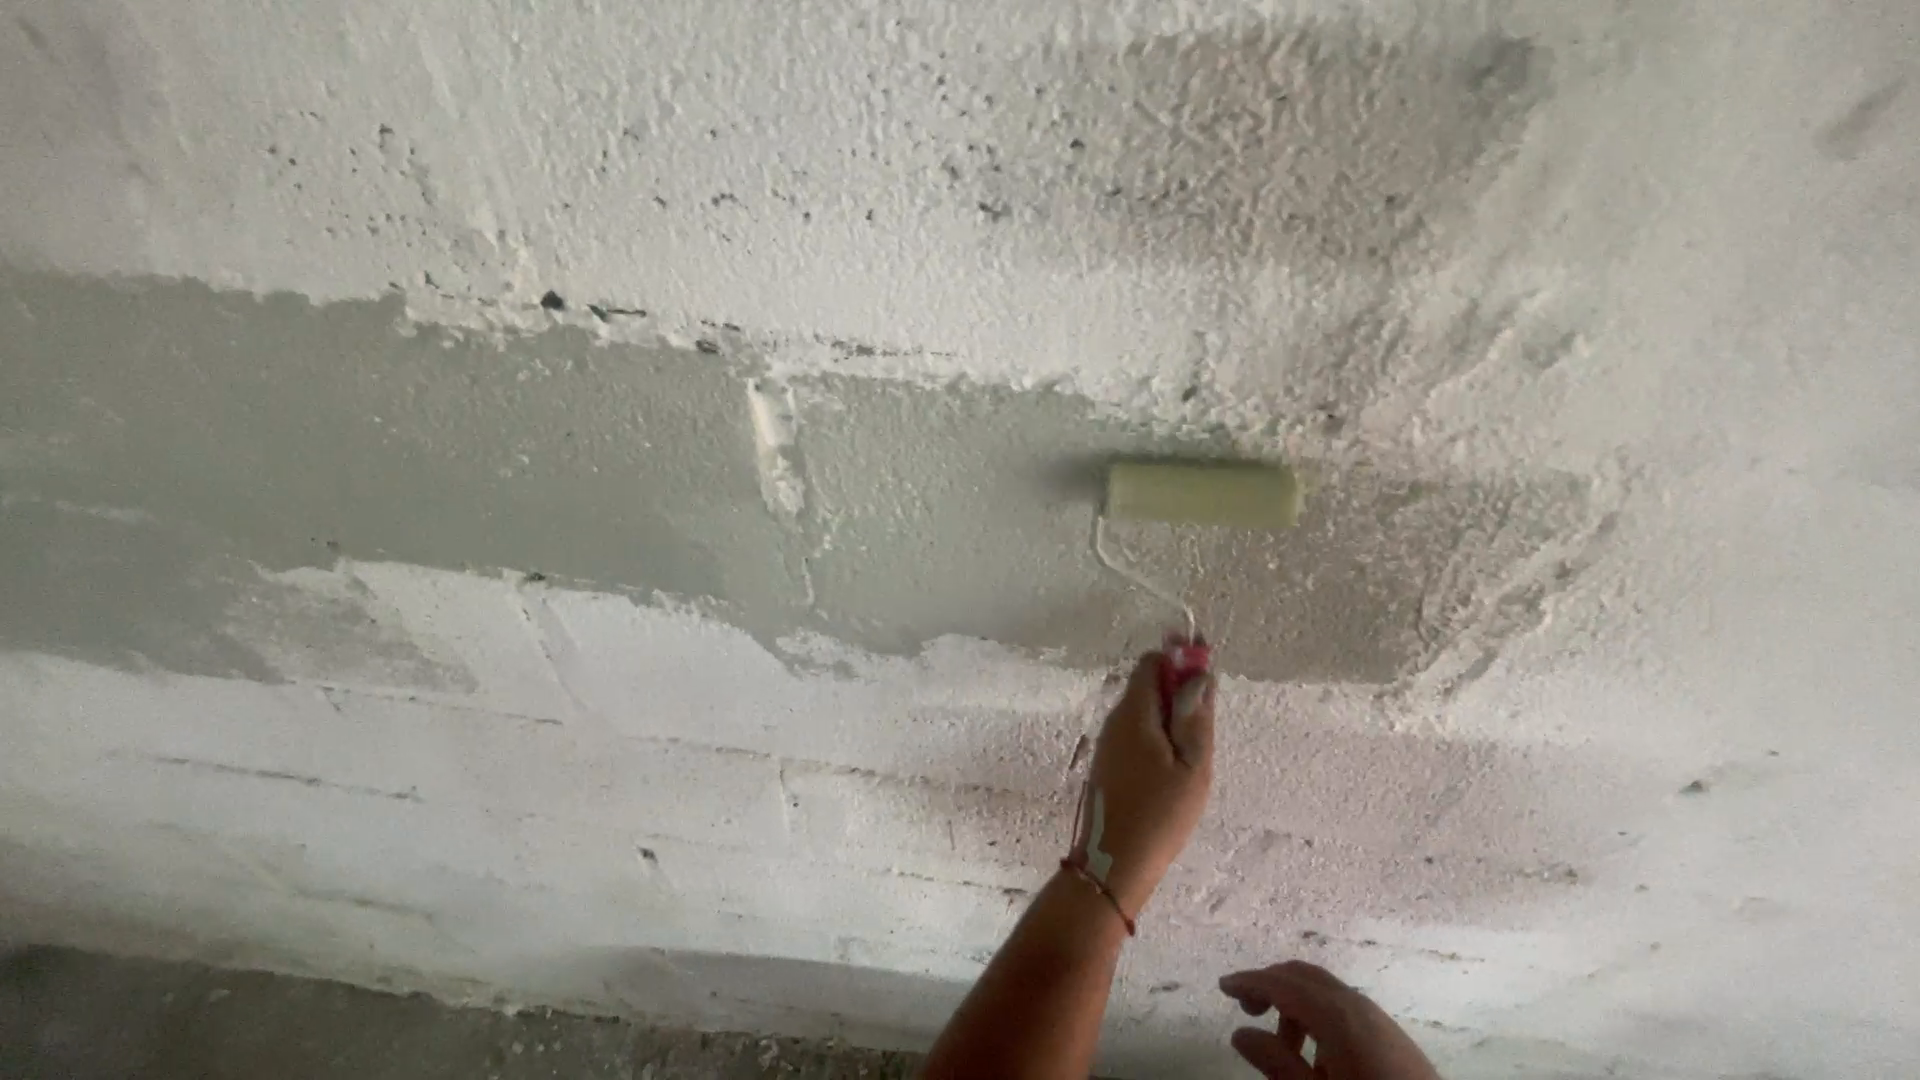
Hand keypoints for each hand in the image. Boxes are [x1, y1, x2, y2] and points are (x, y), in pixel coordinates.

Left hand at [1068, 651, 1214, 915]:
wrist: (1114, 863)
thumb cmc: (1161, 814)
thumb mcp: (1193, 765)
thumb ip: (1196, 716)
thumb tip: (1200, 675)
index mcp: (1134, 712)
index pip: (1152, 662)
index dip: (1180, 661)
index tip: (1207, 676)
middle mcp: (1115, 719)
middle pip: (1147, 684)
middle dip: (1178, 692)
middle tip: (1205, 727)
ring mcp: (1109, 741)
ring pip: (1143, 710)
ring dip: (1170, 718)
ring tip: (1192, 757)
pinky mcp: (1109, 762)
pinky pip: (1136, 732)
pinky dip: (1157, 737)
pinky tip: (1173, 771)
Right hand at [1219, 961, 1440, 1079]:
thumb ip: (1276, 1064)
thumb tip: (1241, 1032)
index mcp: (1335, 1014)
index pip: (1281, 983)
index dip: (1248, 982)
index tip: (1223, 986)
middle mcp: (1356, 1004)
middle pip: (1303, 975)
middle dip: (1271, 985)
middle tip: (1246, 1010)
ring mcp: (1379, 1019)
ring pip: (1325, 991)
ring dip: (1296, 1005)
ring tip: (1284, 1049)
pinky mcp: (1394, 1038)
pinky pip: (1345, 1009)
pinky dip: (1319, 1016)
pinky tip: (1318, 1057)